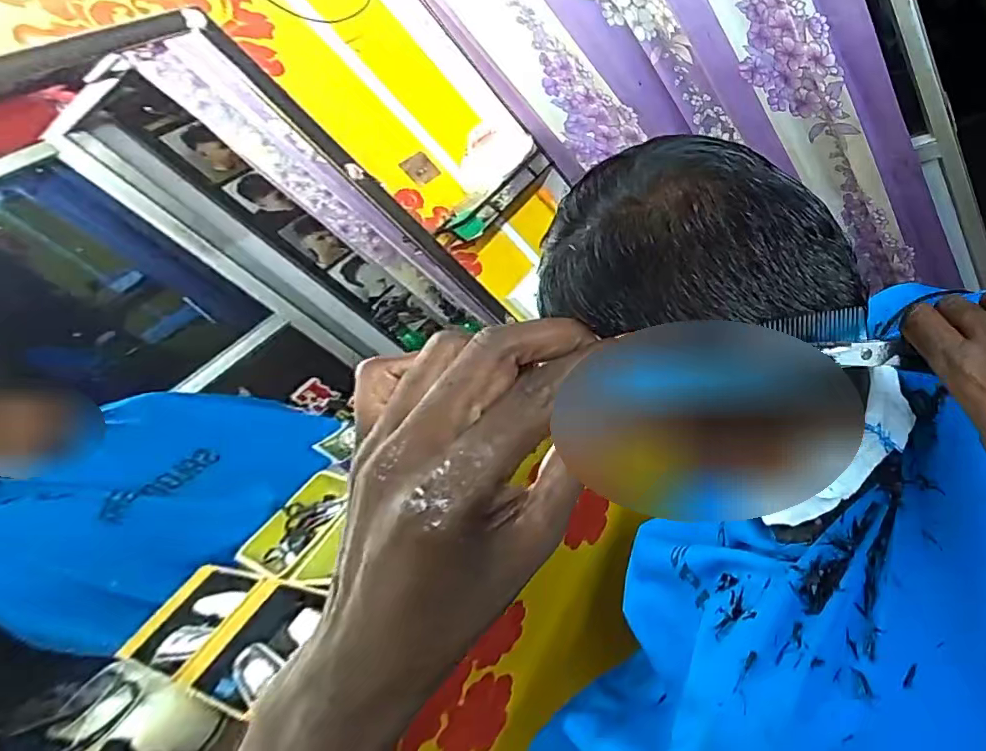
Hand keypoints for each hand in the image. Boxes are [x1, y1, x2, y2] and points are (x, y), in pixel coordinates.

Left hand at [254, 320, 596, 749]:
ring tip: (539, 366)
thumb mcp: (535, 541)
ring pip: (450, 347)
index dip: (589, 367)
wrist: (370, 649)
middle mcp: (406, 447)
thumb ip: (574, 464)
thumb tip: (609, 404)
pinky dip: (444, 360)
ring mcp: (377, 436)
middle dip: (554, 337)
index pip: (536, 396)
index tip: (623, 352)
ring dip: (505, 346)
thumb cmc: (457, 607)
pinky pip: (401, 366)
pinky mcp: (362, 434)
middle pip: (491, 351)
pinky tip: (469, 382)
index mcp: (451, 487)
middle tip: (590, 348)